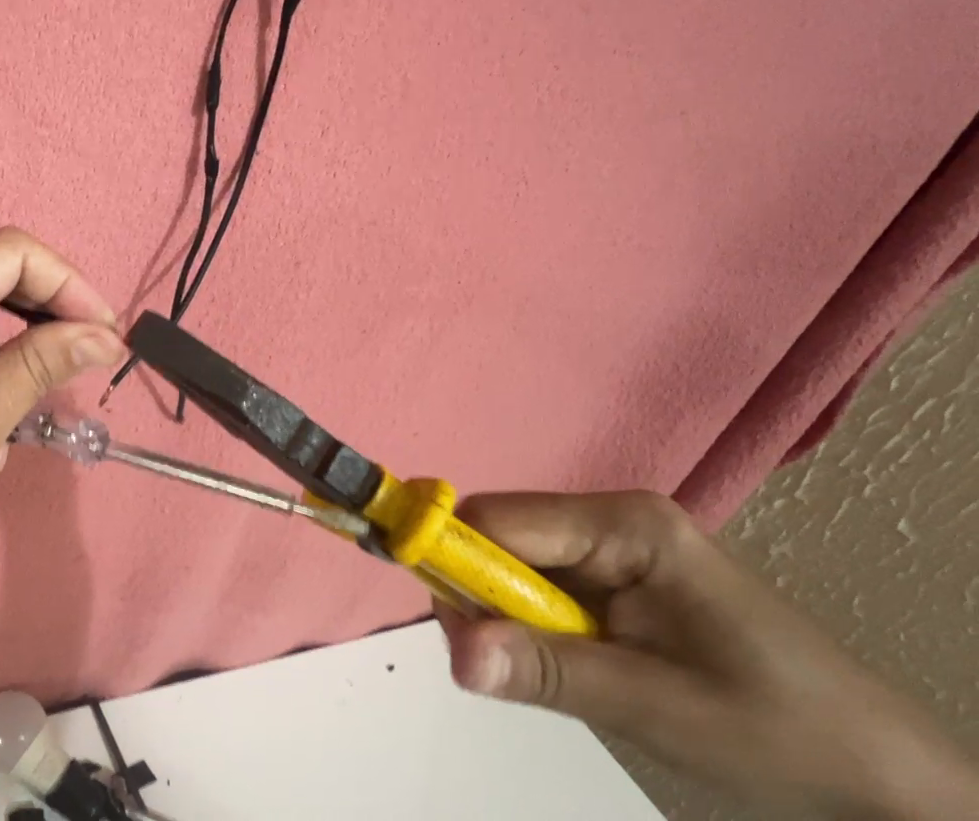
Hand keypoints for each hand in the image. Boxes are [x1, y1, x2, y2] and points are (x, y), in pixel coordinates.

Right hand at [436, 491, 978, 819]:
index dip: (446, 553)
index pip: (497, 519)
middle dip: (479, 598)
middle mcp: (607, 525)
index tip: (421, 604)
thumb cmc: (781, 730)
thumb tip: (455, 650)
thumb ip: (550, 673)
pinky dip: (524, 633)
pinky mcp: (608, 589)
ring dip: (503, 623)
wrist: (877, 779)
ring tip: (554, 676)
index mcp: (625, 526)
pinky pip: (531, 596)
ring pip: (505, 571)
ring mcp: (608, 556)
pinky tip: (564, 668)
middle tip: (497, 662)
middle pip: (492, 539)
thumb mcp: (660, 709)